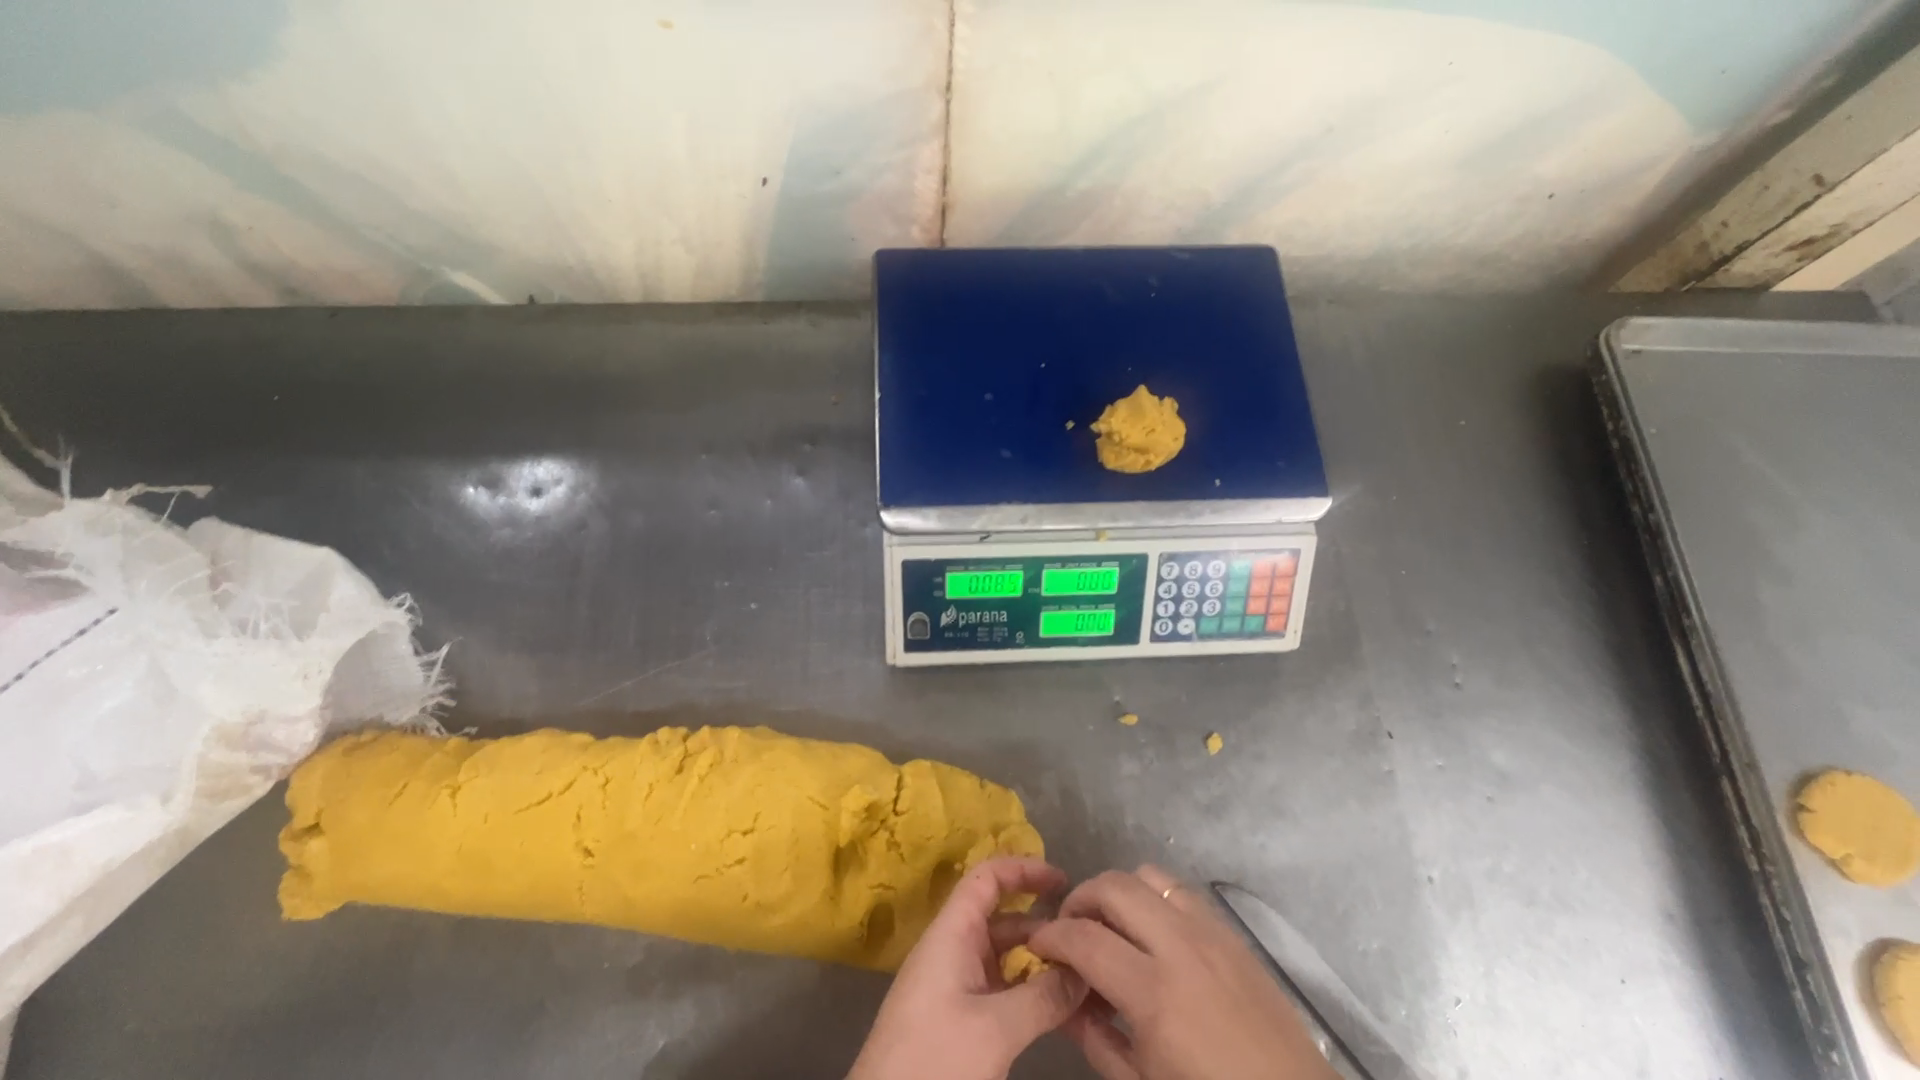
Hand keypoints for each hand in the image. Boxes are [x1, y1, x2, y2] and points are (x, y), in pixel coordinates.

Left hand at [848, 857, 1088, 1079]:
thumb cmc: (933, 1059)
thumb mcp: (995, 1029)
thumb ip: (1044, 997)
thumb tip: (1087, 971)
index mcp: (951, 935)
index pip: (986, 878)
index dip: (1024, 869)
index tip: (1065, 882)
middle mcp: (953, 951)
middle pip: (1002, 918)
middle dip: (1044, 924)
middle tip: (1090, 941)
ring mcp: (956, 985)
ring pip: (1006, 958)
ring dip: (1042, 963)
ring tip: (1087, 977)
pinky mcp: (960, 1017)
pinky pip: (1003, 989)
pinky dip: (1032, 991)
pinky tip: (1064, 1009)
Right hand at [1028, 865, 1338, 1079]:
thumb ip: (1094, 1036)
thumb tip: (1062, 999)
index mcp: (1154, 994)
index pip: (1083, 938)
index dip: (1049, 936)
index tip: (1035, 944)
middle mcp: (1182, 947)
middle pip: (1113, 887)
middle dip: (1078, 900)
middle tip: (1068, 930)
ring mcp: (1213, 934)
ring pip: (1149, 876)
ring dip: (1118, 893)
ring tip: (1110, 926)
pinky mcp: (1233, 934)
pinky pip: (1182, 892)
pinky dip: (1154, 899)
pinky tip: (1151, 935)